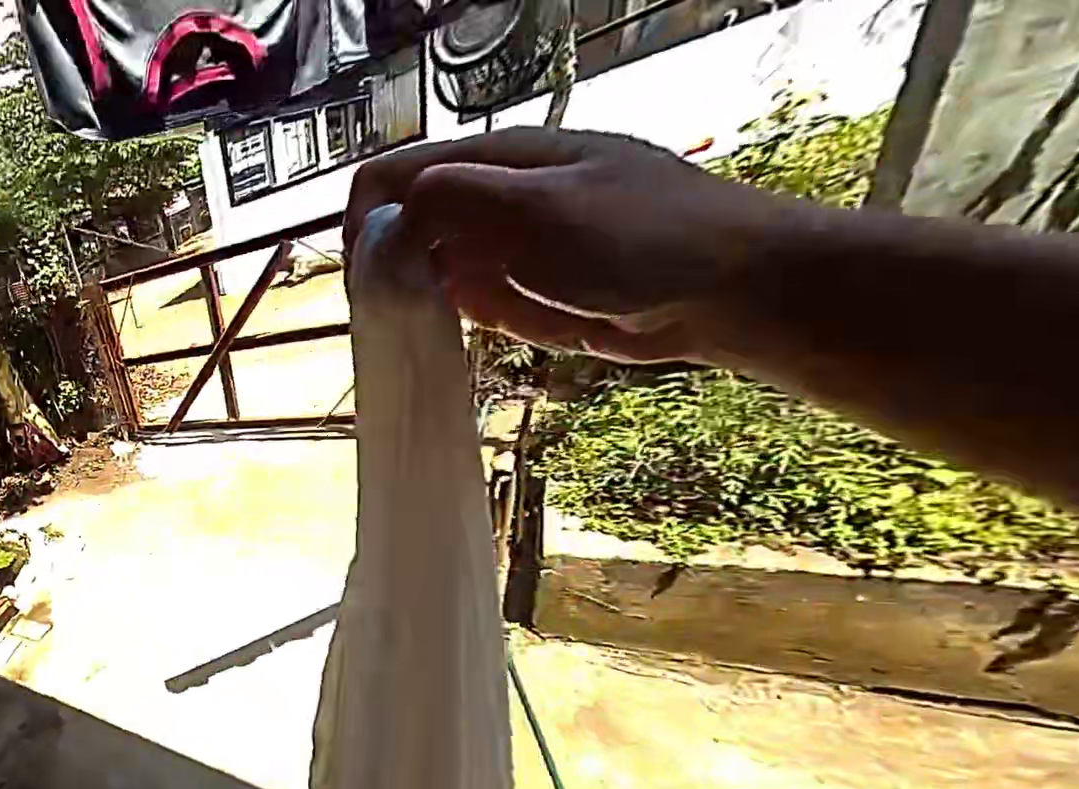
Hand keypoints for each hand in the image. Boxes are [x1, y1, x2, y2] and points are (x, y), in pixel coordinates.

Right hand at [346, 127, 794, 361]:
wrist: (714, 291)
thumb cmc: (640, 237)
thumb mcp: (542, 207)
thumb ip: (458, 199)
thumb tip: (389, 223)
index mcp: (489, 162)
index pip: (388, 176)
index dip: (364, 222)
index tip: (368, 277)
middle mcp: (480, 201)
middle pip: (394, 223)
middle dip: (378, 265)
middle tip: (385, 312)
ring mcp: (489, 248)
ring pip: (414, 265)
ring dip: (399, 296)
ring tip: (407, 329)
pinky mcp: (502, 290)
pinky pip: (445, 300)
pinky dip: (429, 318)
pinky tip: (438, 336)